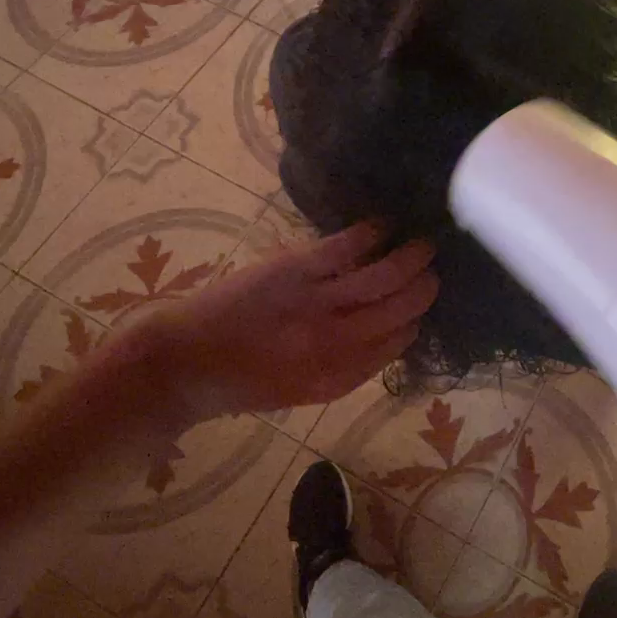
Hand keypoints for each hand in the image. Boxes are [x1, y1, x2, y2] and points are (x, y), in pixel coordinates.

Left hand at [136, 223, 437, 421]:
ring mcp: (316, 303)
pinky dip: (374, 234)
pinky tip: (385, 226)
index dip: (416, 323)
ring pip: (385, 277)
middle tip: (434, 272)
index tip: (422, 308)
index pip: (398, 345)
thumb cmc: (242, 382)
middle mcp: (336, 343)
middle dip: (425, 289)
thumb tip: (391, 335)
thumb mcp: (302, 392)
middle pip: (402, 309)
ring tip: (424, 246)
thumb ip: (349, 368)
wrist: (182, 363)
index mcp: (339, 377)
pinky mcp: (295, 269)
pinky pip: (349, 247)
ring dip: (412, 259)